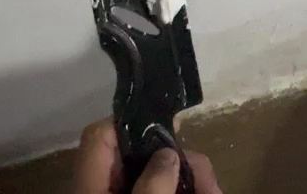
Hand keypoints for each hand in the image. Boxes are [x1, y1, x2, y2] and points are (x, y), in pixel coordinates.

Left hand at [72, 121, 222, 193]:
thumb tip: (168, 153)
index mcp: (92, 181)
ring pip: (156, 178)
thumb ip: (151, 184)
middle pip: (141, 156)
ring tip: (215, 191)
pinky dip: (182, 191)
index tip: (172, 126)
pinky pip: (158, 192)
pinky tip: (206, 193)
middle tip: (210, 180)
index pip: (102, 134)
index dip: (133, 121)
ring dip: (189, 179)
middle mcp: (103, 186)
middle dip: (182, 162)